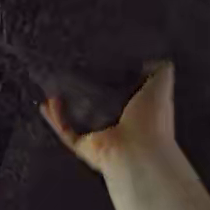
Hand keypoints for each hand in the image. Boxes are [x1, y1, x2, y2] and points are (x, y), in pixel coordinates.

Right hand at [40, 62, 178, 174]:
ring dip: (64, 107)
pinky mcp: (83, 145)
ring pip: (77, 120)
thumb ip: (159, 70)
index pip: (121, 94)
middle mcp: (117, 125)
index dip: (110, 80)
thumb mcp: (160, 85)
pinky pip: (66, 130)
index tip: (97, 65)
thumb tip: (150, 59)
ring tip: (53, 88)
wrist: (138, 151)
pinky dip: (56, 118)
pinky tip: (48, 102)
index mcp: (137, 111)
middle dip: (83, 93)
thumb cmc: (152, 119)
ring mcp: (99, 136)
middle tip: (69, 75)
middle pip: (97, 106)